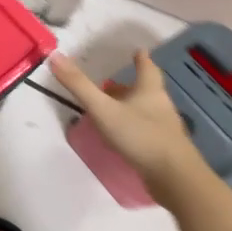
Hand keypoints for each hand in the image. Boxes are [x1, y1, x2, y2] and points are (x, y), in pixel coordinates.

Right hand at [50, 51, 208, 200]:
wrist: (176, 180)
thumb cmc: (141, 136)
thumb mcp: (103, 109)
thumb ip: (79, 85)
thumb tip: (55, 55)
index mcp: (150, 92)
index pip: (148, 69)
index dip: (142, 59)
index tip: (139, 50)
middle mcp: (161, 107)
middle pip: (146, 90)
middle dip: (131, 85)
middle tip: (112, 82)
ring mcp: (165, 130)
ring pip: (147, 111)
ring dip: (131, 107)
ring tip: (111, 108)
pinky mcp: (165, 150)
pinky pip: (147, 131)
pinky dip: (134, 127)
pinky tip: (122, 136)